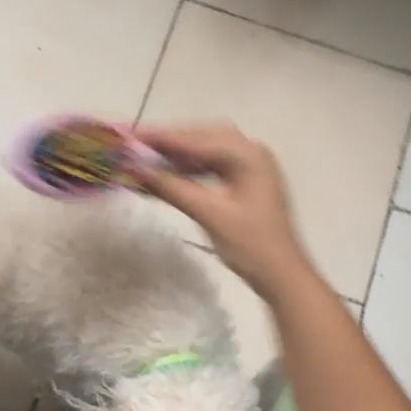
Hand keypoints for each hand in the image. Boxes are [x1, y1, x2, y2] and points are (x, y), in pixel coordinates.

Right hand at [128, 121, 314, 293]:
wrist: (281, 274)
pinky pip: (211, 167)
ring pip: (206, 151)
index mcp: (248, 156)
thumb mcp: (209, 214)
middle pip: (202, 137)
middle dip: (169, 141)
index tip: (129, 136)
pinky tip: (167, 175)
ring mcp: (249, 168)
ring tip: (145, 159)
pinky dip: (187, 169)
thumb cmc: (250, 245)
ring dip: (177, 155)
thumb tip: (136, 171)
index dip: (161, 137)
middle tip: (135, 145)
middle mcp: (251, 153)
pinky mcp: (244, 184)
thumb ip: (173, 188)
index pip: (197, 139)